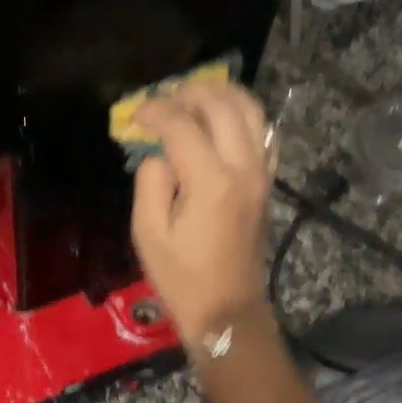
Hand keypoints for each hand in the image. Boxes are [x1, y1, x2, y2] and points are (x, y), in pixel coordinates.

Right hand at [131, 82, 274, 346]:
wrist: (226, 309)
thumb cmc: (181, 278)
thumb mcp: (148, 234)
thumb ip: (150, 183)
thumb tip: (158, 156)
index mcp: (210, 181)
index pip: (182, 125)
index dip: (155, 111)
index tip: (134, 115)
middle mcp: (242, 168)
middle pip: (222, 106)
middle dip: (191, 93)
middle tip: (165, 98)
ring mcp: (261, 174)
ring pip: (251, 112)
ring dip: (222, 95)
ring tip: (194, 97)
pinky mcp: (266, 183)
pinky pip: (263, 134)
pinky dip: (243, 117)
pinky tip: (223, 121)